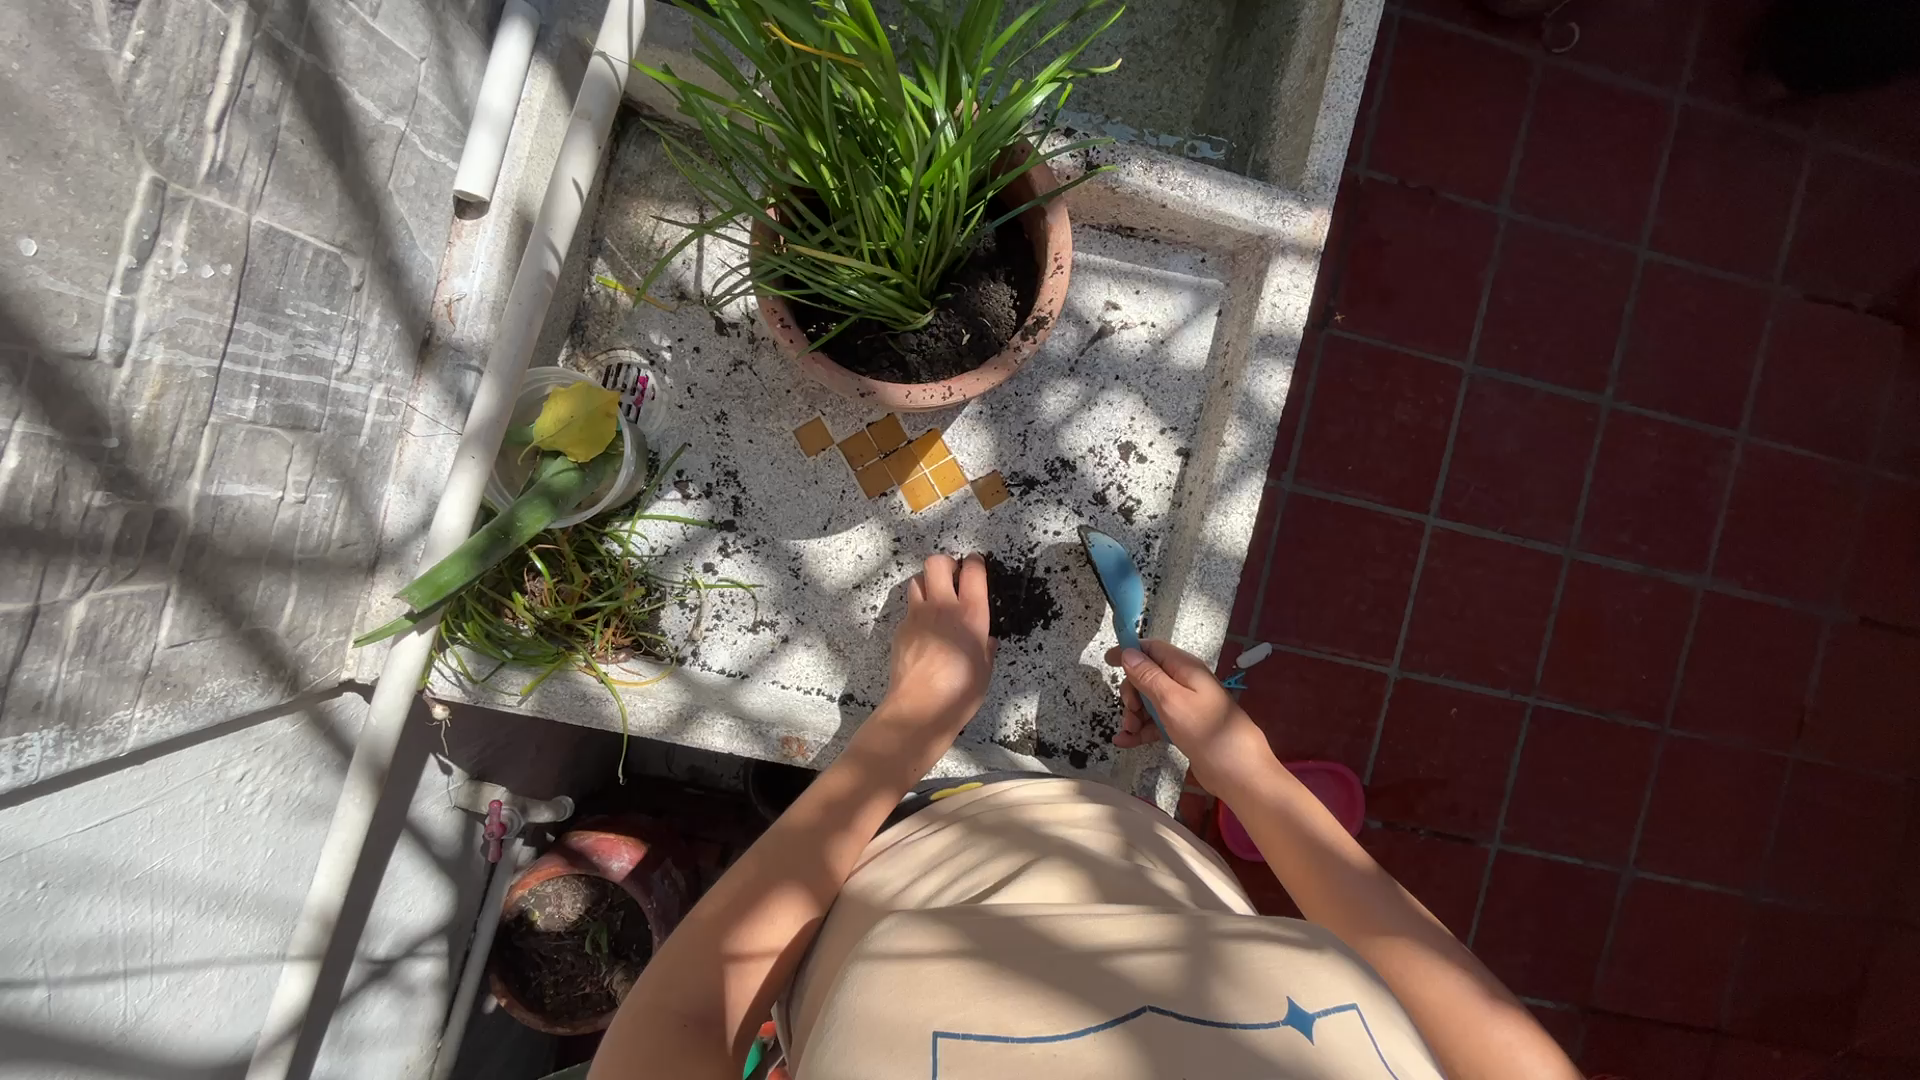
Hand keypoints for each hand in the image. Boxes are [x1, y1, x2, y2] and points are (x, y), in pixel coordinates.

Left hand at [879, 554, 996, 737]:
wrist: (920, 708)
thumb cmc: (960, 692)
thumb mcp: (985, 670)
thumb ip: (986, 648)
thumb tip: (986, 639)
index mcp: (970, 614)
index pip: (973, 570)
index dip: (975, 562)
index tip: (976, 564)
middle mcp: (943, 607)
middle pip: (937, 562)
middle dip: (946, 563)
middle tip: (953, 576)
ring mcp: (917, 616)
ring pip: (918, 580)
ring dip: (928, 583)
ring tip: (936, 600)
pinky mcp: (901, 629)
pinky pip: (909, 609)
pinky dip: (917, 611)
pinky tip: (924, 631)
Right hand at [1106, 640, 1277, 797]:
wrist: (1239, 773)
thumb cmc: (1206, 731)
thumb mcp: (1171, 700)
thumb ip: (1148, 676)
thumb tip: (1128, 652)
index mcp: (1184, 668)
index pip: (1152, 649)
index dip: (1129, 652)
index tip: (1107, 661)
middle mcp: (1184, 683)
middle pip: (1147, 676)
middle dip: (1131, 692)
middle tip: (1129, 711)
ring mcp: (1184, 706)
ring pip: (1149, 701)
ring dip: (1134, 714)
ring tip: (1128, 733)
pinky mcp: (1184, 727)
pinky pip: (1156, 722)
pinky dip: (1141, 730)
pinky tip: (1126, 742)